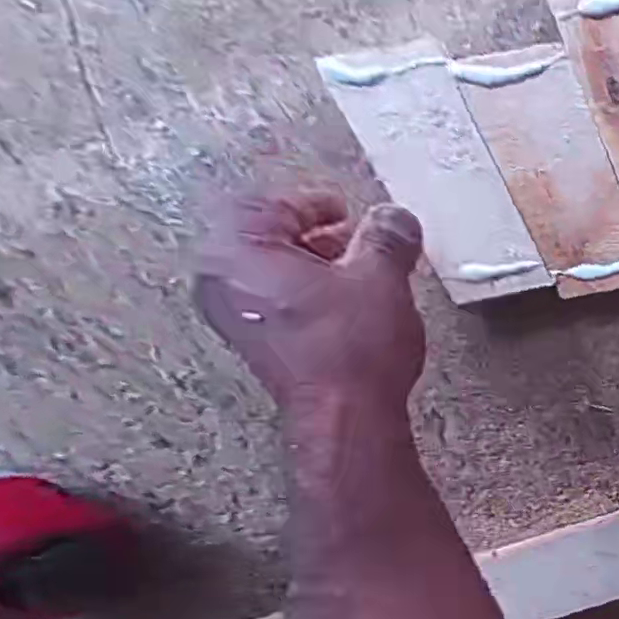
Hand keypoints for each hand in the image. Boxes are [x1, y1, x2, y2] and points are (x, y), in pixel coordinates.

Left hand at [194, 191, 426, 417]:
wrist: (347, 416)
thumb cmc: (353, 348)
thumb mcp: (382, 281)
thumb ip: (387, 240)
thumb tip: (395, 217)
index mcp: (238, 250)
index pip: (269, 205)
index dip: (313, 203)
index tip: (343, 209)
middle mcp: (222, 282)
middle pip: (265, 240)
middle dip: (315, 238)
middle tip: (354, 241)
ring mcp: (237, 319)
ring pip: (272, 275)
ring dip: (314, 269)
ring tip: (358, 277)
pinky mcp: (260, 349)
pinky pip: (278, 306)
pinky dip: (308, 297)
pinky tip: (346, 310)